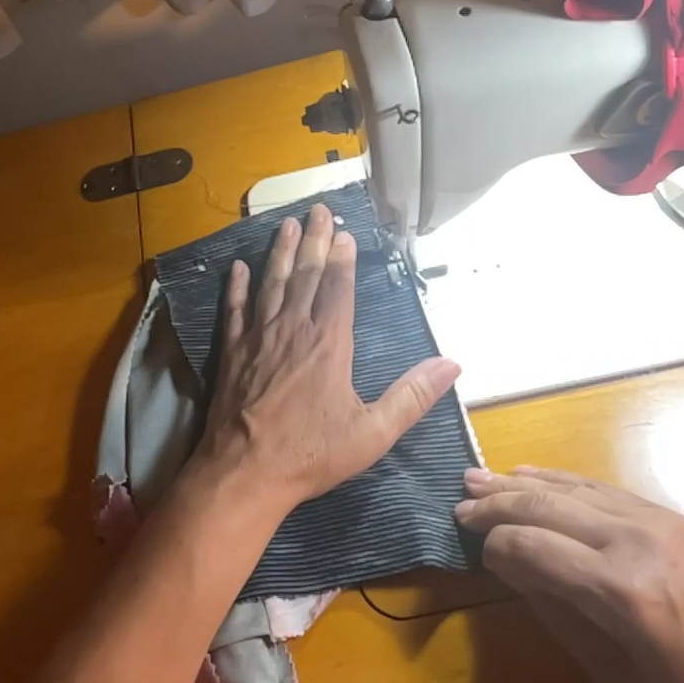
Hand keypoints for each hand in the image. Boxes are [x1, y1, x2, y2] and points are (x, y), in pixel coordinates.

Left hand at [188, 203, 460, 514]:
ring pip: (270, 284)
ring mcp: (258, 338)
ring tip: (285, 223)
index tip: (345, 233)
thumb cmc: (311, 454)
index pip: (338, 289)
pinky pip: (234, 310)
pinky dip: (236, 287)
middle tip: (317, 210)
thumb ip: (411, 396)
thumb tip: (451, 365)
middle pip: (304, 275)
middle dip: (313, 241)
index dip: (342, 259)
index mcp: (329, 343)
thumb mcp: (372, 432)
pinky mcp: (231, 352)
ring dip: (278, 252)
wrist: (244, 472)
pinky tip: (237, 268)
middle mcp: (293, 329)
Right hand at [455, 466, 683, 682]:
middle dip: (494, 503)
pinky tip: (530, 475)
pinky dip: (557, 479)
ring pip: (567, 487)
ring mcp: (650, 519)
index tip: (474, 551)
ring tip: (477, 477)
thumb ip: (557, 613)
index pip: (531, 547)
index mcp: (620, 590)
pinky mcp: (664, 512)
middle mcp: (631, 540)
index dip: (494, 546)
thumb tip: (510, 567)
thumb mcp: (619, 674)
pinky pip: (597, 486)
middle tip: (458, 503)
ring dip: (518, 482)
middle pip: (543, 506)